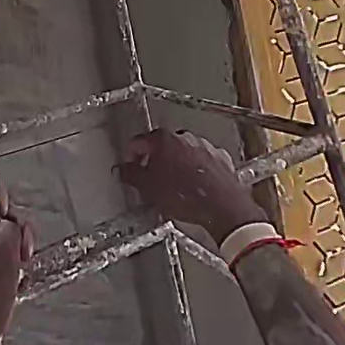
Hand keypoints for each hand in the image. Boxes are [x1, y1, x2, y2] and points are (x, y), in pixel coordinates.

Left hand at [0, 175, 32, 344]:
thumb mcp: (8, 247)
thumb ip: (13, 222)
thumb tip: (9, 220)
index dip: (0, 194)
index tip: (8, 216)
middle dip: (11, 225)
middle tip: (21, 247)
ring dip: (9, 247)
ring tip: (15, 269)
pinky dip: (0, 263)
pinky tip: (8, 282)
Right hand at [117, 129, 268, 242]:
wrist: (222, 207)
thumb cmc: (186, 196)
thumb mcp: (147, 188)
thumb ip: (130, 174)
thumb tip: (122, 169)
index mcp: (162, 139)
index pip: (138, 141)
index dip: (132, 156)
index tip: (131, 166)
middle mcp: (184, 137)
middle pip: (162, 146)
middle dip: (156, 161)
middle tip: (153, 180)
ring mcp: (204, 146)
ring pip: (184, 153)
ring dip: (178, 166)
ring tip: (175, 189)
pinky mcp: (220, 158)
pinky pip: (203, 162)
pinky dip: (197, 171)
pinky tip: (195, 188)